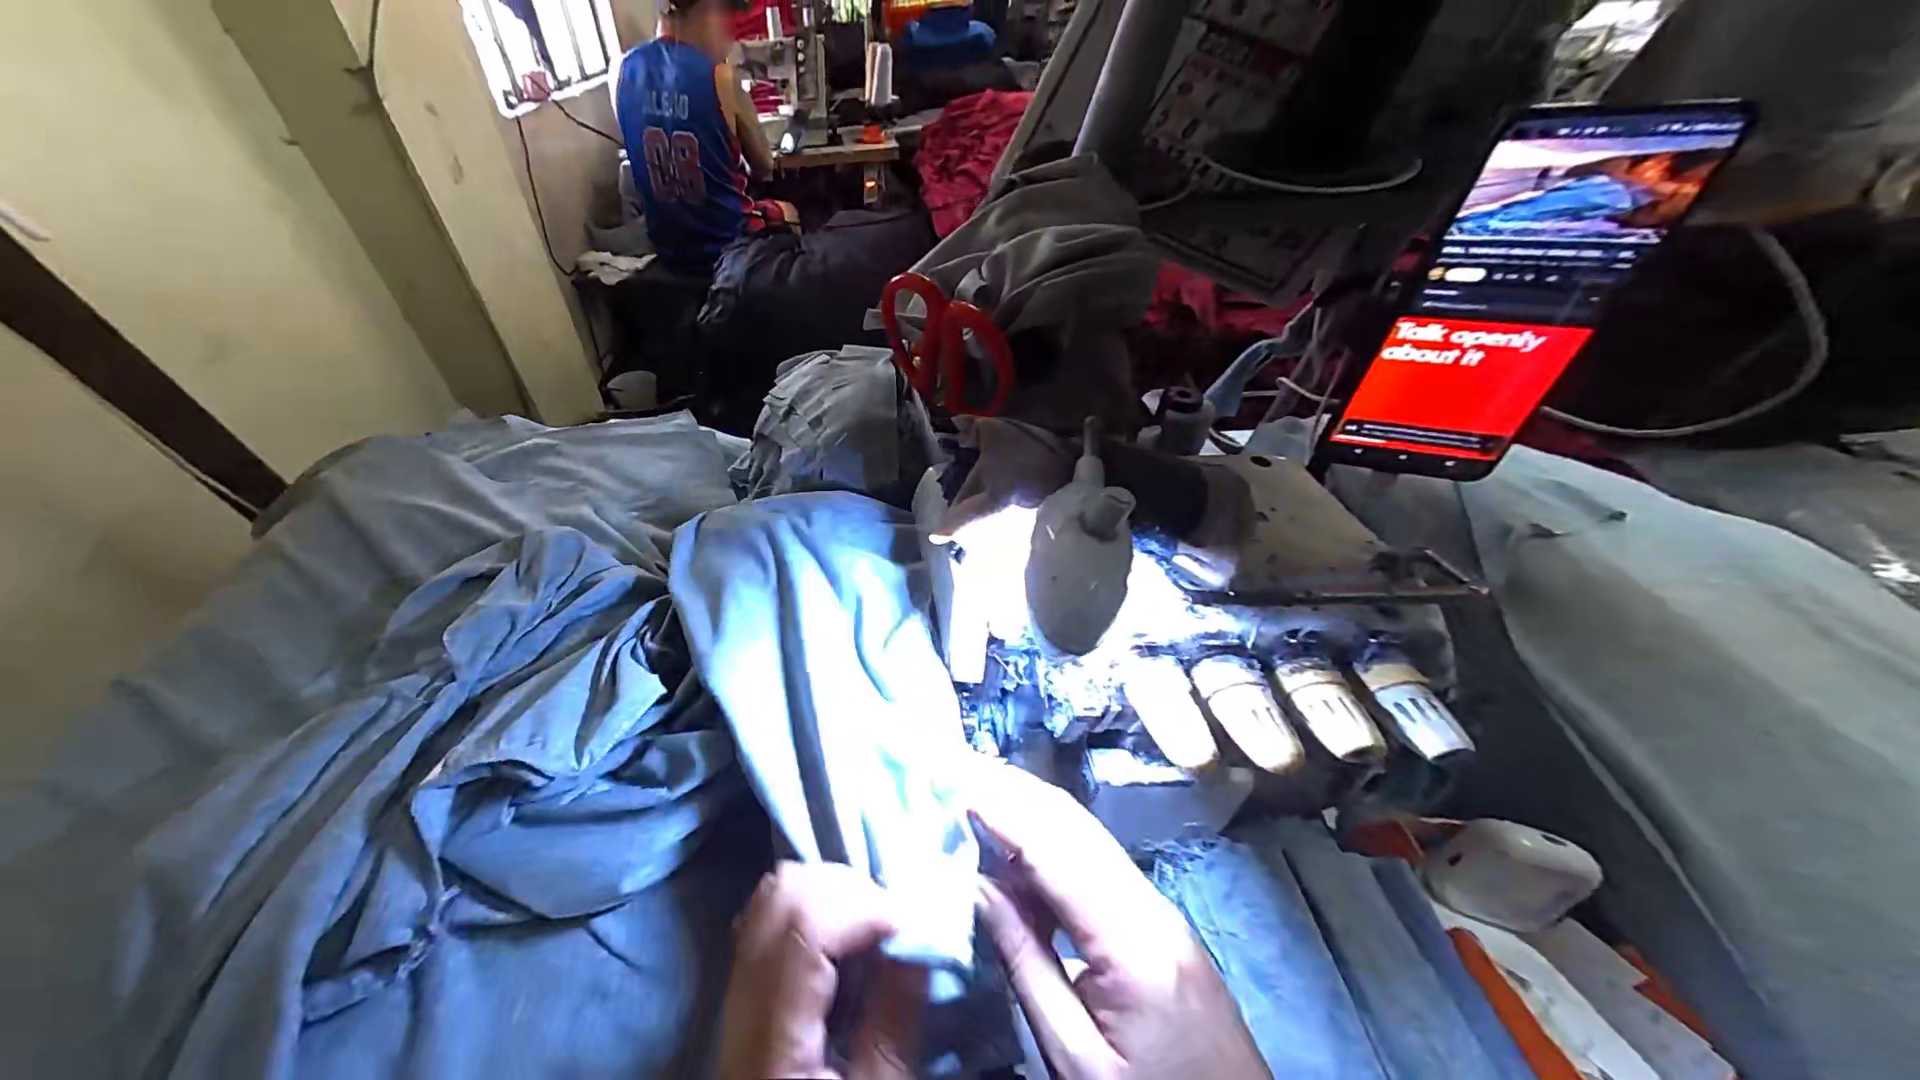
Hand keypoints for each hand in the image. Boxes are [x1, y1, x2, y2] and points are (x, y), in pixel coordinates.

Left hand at [717, 862, 925, 1079]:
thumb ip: (894, 1023)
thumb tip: (918, 942)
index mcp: (771, 1040)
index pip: (806, 929)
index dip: (866, 909)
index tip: (911, 926)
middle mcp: (742, 1002)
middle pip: (786, 895)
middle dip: (852, 892)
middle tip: (894, 927)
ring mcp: (737, 988)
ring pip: (776, 893)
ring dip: (834, 891)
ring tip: (872, 930)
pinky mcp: (746, 985)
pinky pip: (771, 911)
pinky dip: (814, 903)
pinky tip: (844, 937)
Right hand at [967, 764, 1271, 1079]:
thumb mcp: (1076, 1059)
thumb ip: (1025, 964)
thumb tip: (976, 886)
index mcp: (1133, 942)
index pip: (1055, 851)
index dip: (1002, 810)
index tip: (955, 781)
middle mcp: (1150, 905)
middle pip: (1074, 826)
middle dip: (1014, 790)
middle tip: (958, 766)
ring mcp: (1157, 906)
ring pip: (1086, 834)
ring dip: (1030, 803)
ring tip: (977, 784)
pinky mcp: (1154, 916)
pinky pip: (1095, 860)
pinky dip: (1049, 836)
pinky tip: (1016, 836)